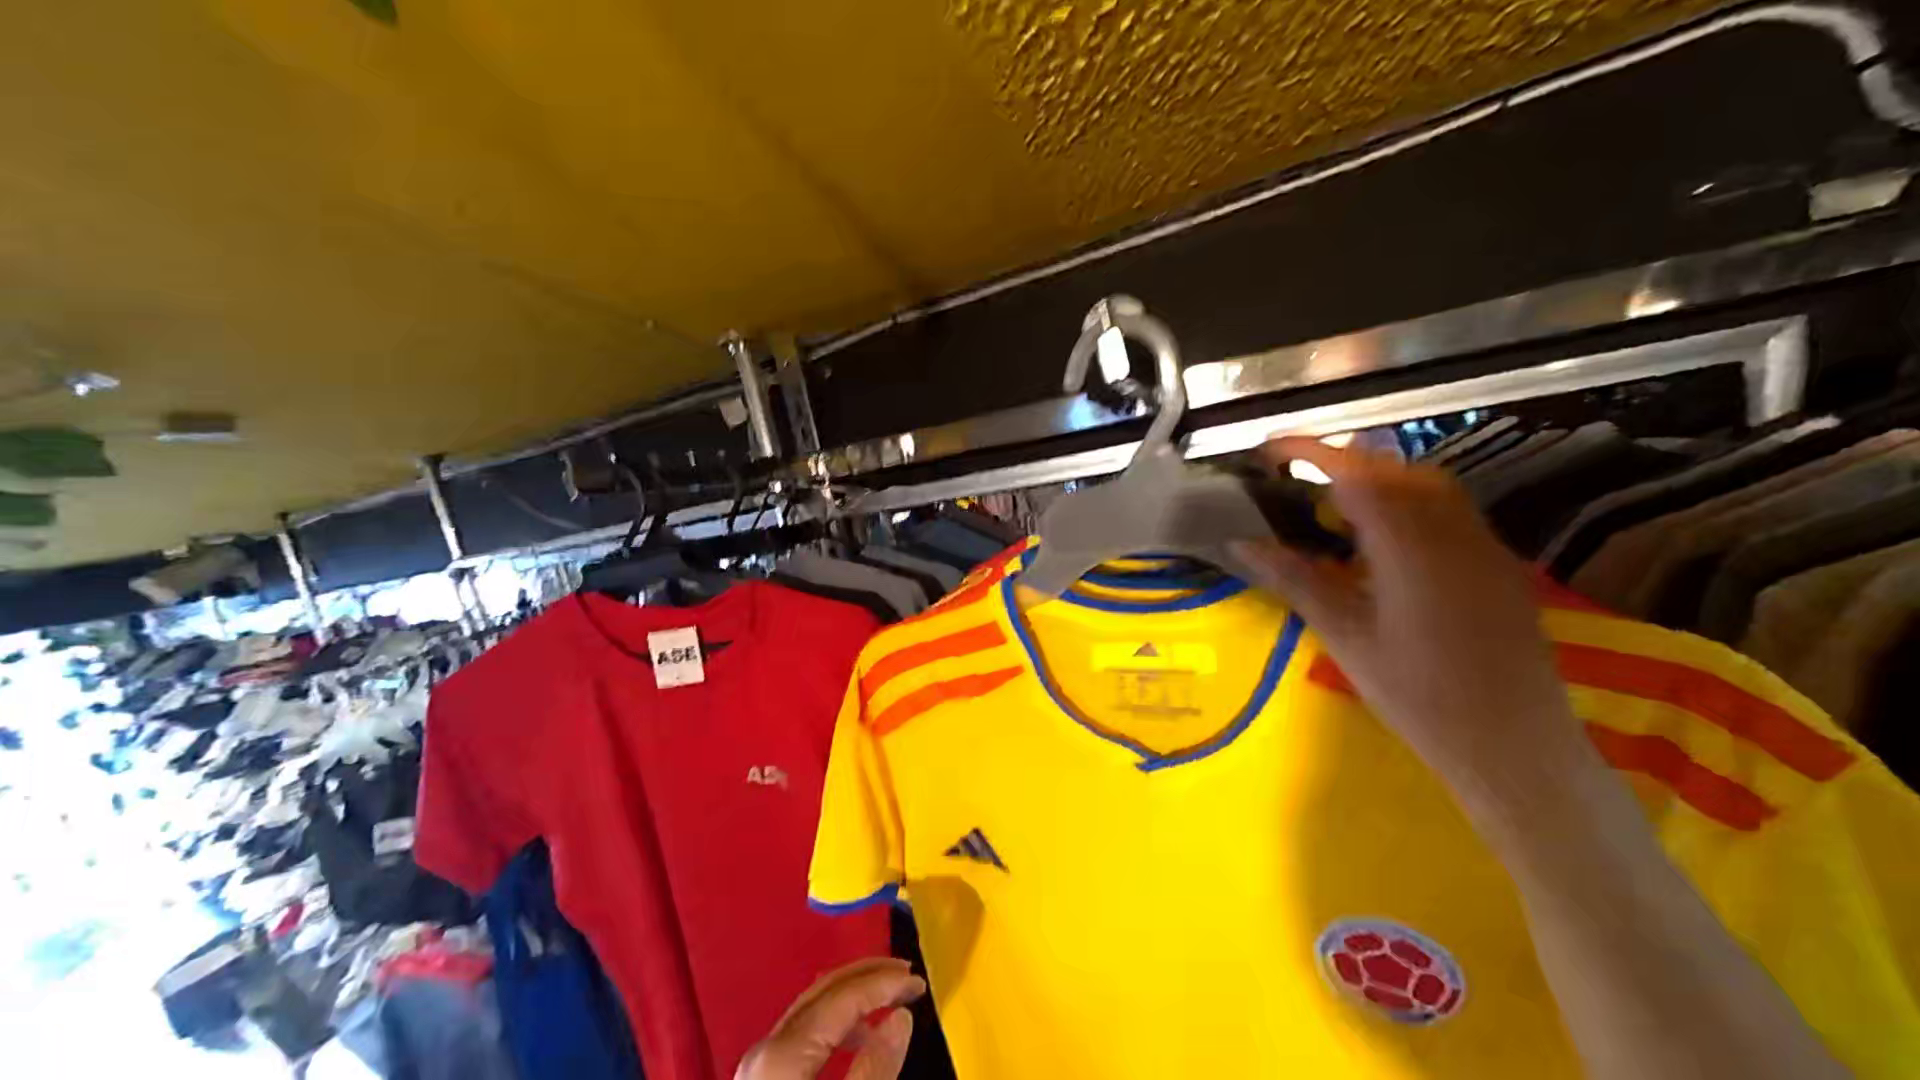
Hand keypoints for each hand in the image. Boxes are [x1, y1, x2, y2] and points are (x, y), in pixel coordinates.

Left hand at [735, 958, 925, 1079]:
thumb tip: (902, 1016)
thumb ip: (874, 1070)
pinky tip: (859, 1038)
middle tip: (908, 975)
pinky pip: (805, 1032)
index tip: (920, 983)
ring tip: (891, 1001)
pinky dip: (837, 1023)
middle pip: (825, 990)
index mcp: (784, 1051)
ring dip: (855, 998)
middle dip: (869, 976)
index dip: (885, 984)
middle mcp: (768, 1046)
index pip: (844, 996)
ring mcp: (760, 1064)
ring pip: (814, 1009)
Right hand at [1231, 438, 1597, 818]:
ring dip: (1380, 481)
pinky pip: (1452, 513)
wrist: (1513, 746)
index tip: (1269, 450)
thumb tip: (1243, 542)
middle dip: (1345, 463)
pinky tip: (1385, 543)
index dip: (1310, 452)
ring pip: (1431, 487)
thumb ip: (1296, 579)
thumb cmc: (1417, 696)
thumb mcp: (1345, 636)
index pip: (1356, 474)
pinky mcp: (1501, 567)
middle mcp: (1455, 533)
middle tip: (1299, 481)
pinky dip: (1409, 505)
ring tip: (1337, 507)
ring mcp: (1486, 548)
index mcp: (1410, 547)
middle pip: (1398, 470)